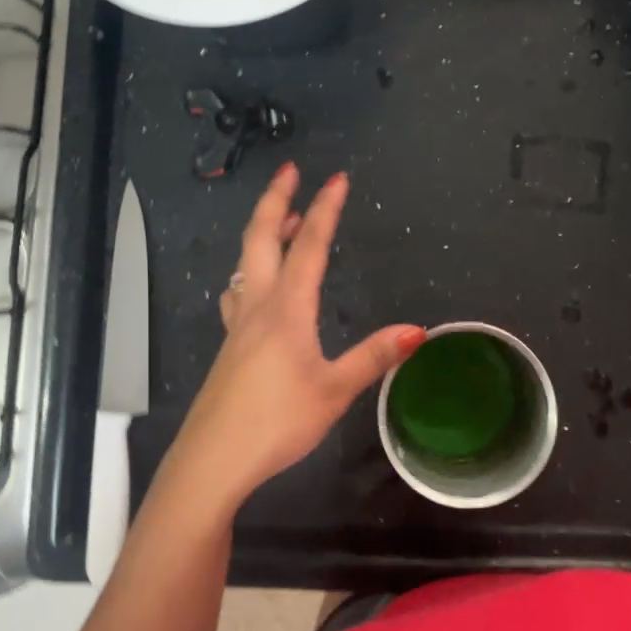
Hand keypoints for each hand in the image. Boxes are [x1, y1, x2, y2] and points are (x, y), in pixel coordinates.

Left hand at [163, 164, 423, 510]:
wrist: (213, 460)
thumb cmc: (277, 422)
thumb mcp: (334, 391)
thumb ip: (373, 356)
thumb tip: (418, 330)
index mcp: (287, 309)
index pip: (310, 246)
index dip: (325, 208)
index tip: (337, 178)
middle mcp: (258, 305)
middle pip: (262, 238)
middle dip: (276, 200)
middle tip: (290, 171)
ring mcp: (237, 324)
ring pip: (245, 262)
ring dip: (264, 232)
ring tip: (284, 220)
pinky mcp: (228, 346)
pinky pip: (238, 290)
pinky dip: (250, 269)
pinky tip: (255, 285)